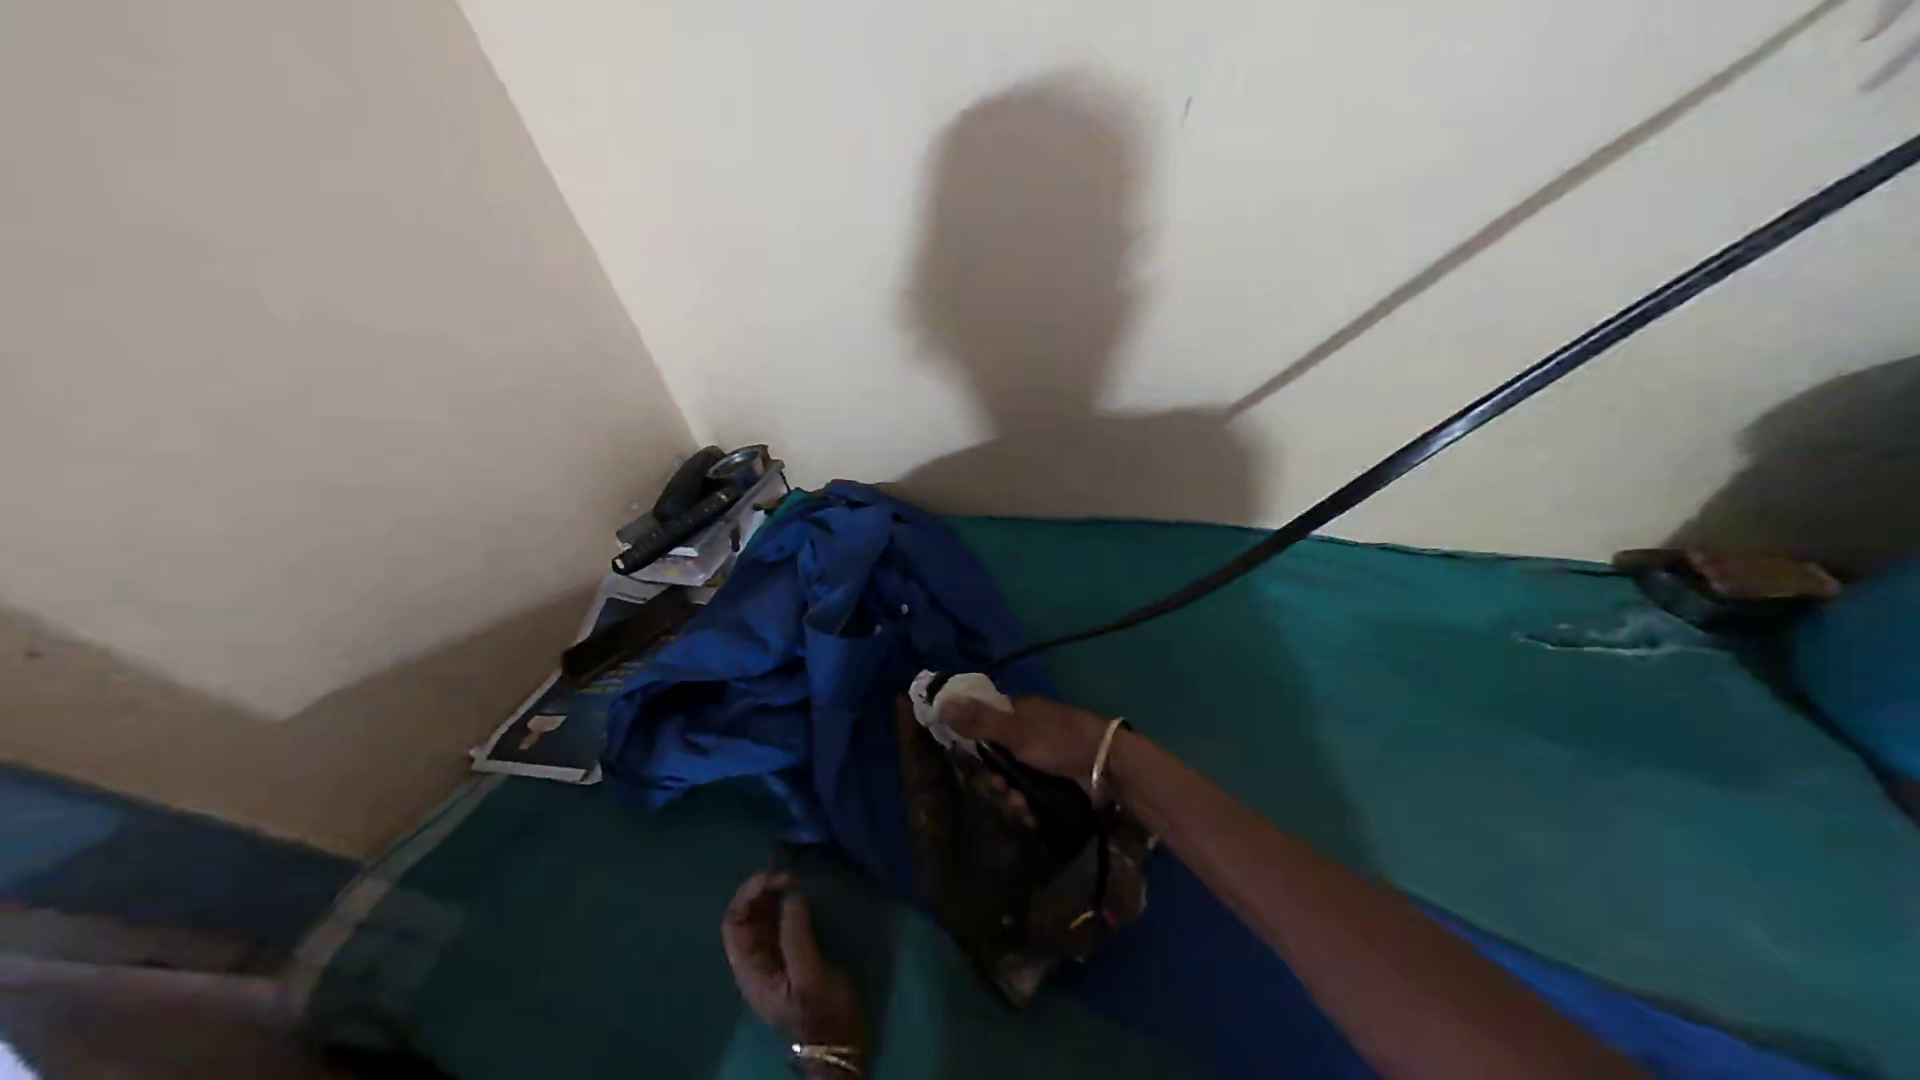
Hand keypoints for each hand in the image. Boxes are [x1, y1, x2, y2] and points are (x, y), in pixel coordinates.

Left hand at [720, 871, 862, 1055]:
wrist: (840, 1042)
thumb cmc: (821, 1014)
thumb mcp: (809, 978)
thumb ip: (796, 937)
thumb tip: (793, 895)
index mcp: (750, 969)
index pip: (734, 922)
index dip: (749, 895)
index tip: (776, 877)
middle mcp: (755, 958)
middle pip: (746, 914)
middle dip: (762, 889)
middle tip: (789, 874)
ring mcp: (773, 954)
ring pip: (762, 914)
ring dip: (773, 892)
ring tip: (794, 876)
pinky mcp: (792, 951)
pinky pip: (780, 919)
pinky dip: (786, 901)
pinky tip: (801, 890)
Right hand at [945, 696, 1112, 795]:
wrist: (1109, 766)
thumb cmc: (1059, 741)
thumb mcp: (1015, 731)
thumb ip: (978, 721)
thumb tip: (942, 703)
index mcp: (1021, 712)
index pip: (985, 722)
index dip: (973, 740)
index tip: (967, 757)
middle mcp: (1030, 733)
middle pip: (996, 758)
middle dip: (993, 778)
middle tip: (999, 788)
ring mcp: (1044, 760)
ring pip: (1012, 780)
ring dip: (1010, 795)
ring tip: (1019, 804)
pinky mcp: (1055, 783)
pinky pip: (1030, 795)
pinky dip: (1027, 805)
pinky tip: (1031, 813)